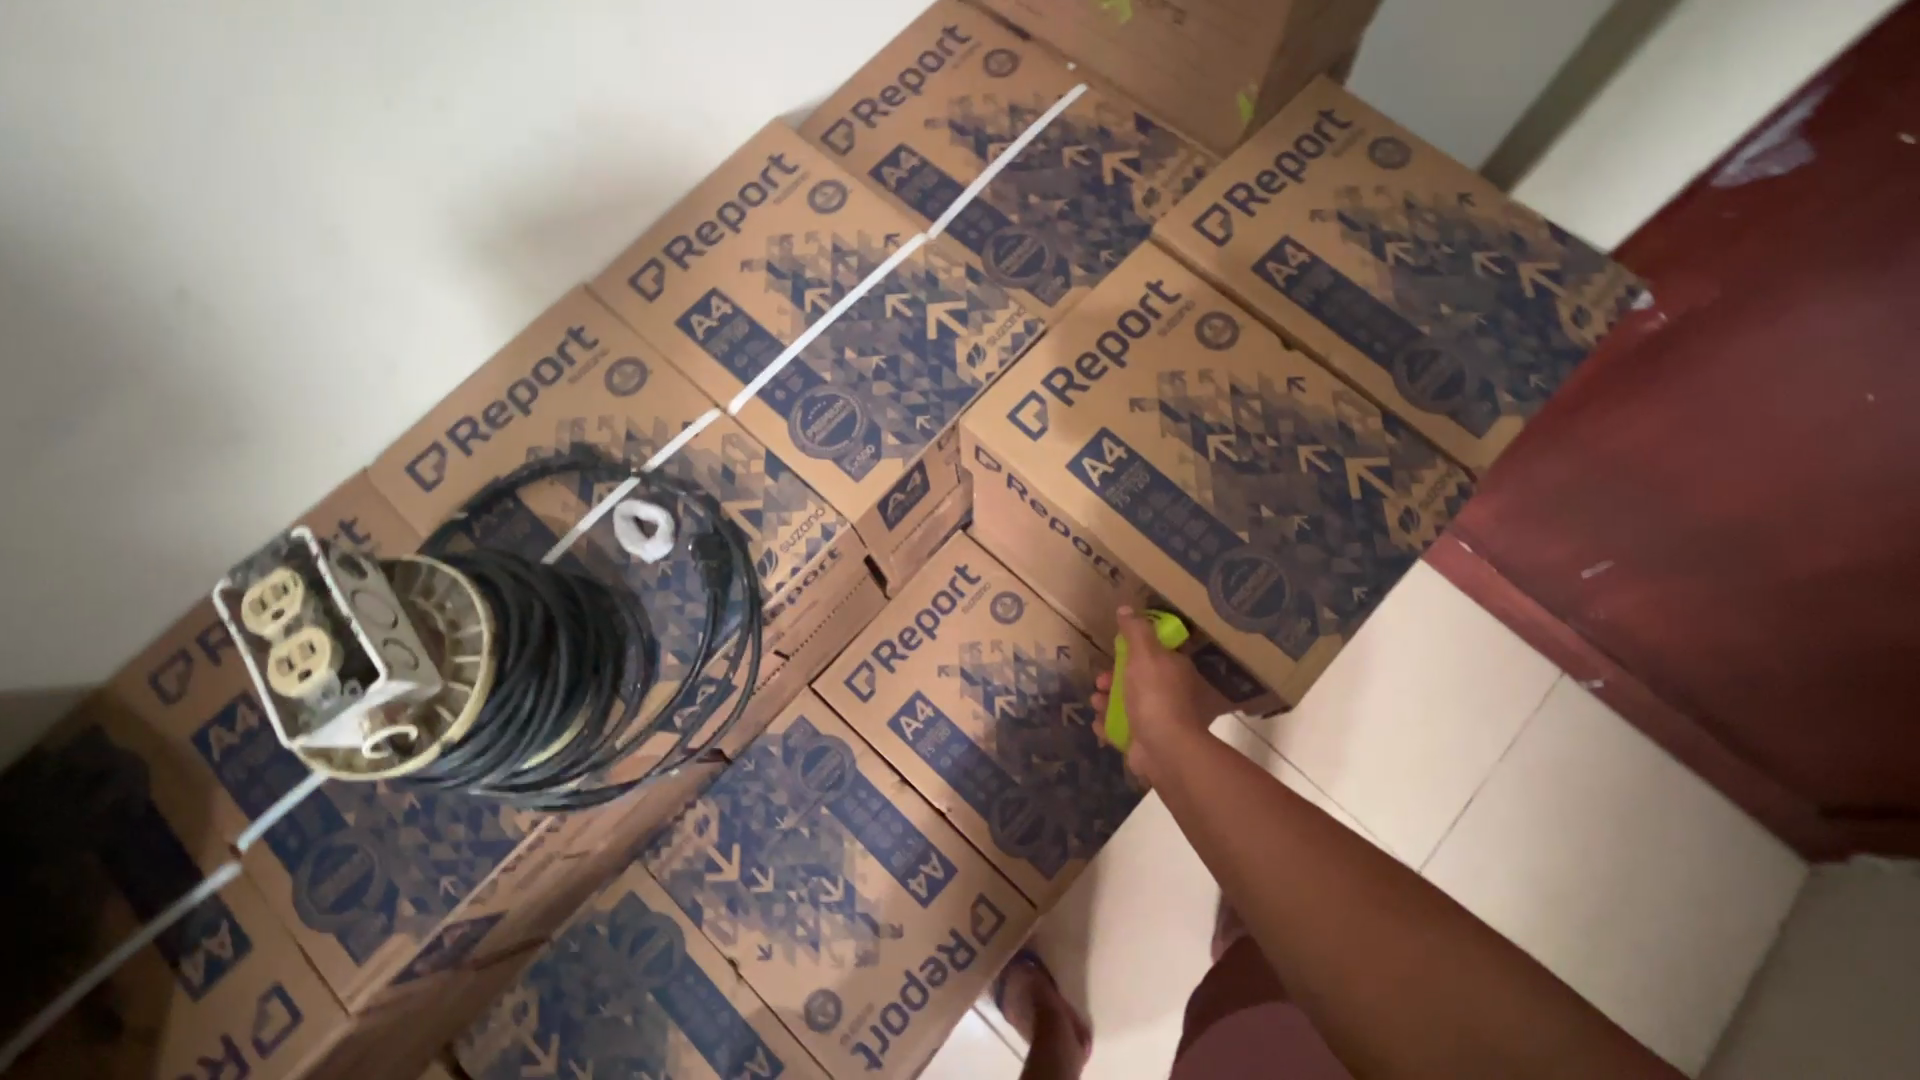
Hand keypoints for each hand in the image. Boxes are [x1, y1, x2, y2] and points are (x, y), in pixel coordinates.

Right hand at [1092, 607, 1225, 785]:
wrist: (1164, 748)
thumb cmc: (1155, 696)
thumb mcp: (1144, 655)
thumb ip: (1135, 631)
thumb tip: (1126, 609)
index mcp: (1176, 671)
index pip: (1153, 656)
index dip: (1130, 654)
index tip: (1113, 655)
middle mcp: (1172, 694)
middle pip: (1136, 681)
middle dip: (1113, 680)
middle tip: (1100, 683)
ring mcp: (1160, 721)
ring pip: (1127, 706)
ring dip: (1107, 703)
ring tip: (1096, 704)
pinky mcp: (1147, 742)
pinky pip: (1123, 731)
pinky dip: (1109, 727)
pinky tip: (1100, 725)